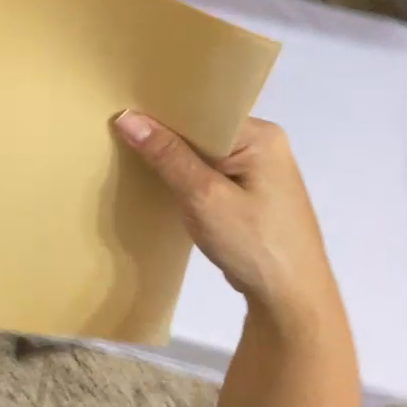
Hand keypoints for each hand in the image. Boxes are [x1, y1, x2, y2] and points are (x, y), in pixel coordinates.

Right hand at [113, 112, 339, 324]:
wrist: (288, 295)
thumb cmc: (252, 241)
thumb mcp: (202, 196)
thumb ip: (167, 156)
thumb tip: (127, 117)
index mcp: (260, 135)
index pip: (203, 111)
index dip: (163, 111)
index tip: (123, 112)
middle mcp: (262, 144)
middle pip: (201, 130)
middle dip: (163, 135)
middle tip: (118, 133)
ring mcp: (256, 171)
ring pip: (201, 154)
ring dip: (171, 159)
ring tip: (130, 155)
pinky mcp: (247, 193)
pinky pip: (207, 173)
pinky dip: (182, 178)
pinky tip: (158, 183)